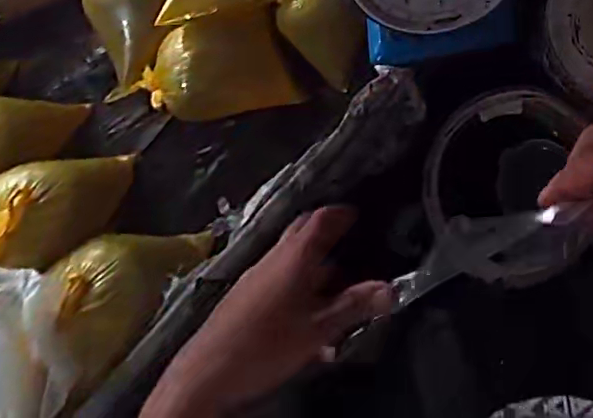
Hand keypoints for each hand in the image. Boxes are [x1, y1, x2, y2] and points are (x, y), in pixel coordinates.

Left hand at [142, 207, 392, 417]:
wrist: (200, 379)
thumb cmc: (264, 346)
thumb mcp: (317, 329)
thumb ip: (355, 306)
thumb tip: (392, 289)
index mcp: (295, 255)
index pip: (322, 218)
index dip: (342, 212)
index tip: (359, 213)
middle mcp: (274, 257)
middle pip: (304, 231)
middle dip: (327, 232)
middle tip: (348, 239)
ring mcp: (255, 276)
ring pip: (291, 258)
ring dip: (314, 264)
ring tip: (335, 286)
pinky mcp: (242, 297)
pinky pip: (277, 278)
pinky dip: (296, 284)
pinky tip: (306, 315)